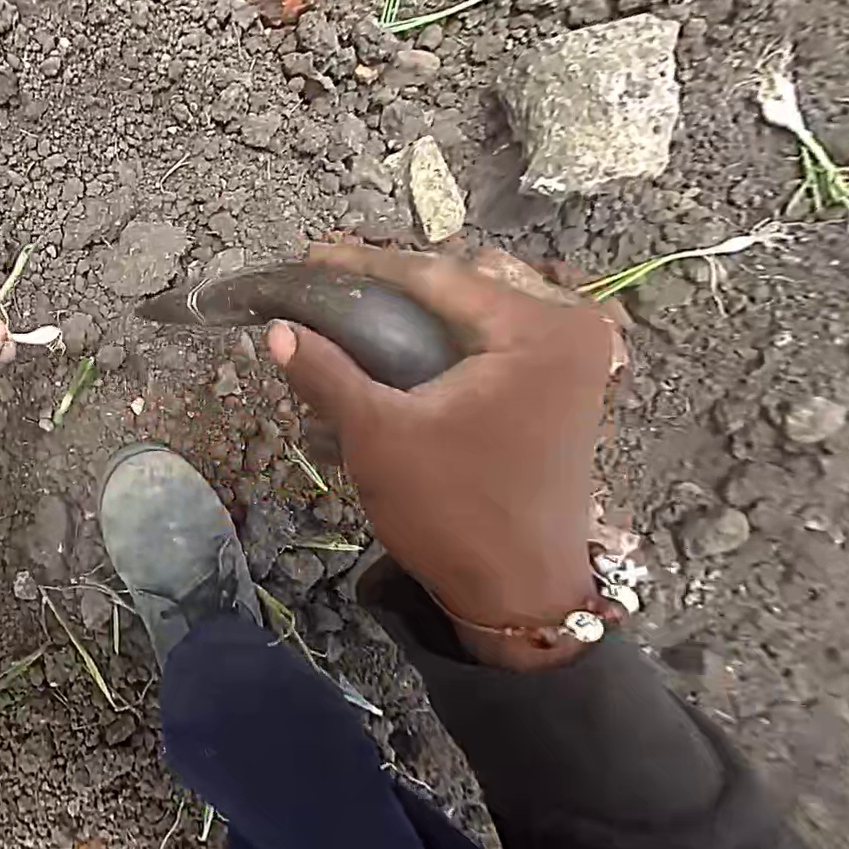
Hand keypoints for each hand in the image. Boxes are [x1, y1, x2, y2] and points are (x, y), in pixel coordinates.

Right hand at [266, 245, 618, 668]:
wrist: (517, 593)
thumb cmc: (451, 510)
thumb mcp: (378, 436)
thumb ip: (327, 373)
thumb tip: (278, 331)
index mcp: (536, 330)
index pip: (434, 276)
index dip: (364, 266)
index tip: (313, 256)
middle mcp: (567, 330)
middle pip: (460, 285)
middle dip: (390, 283)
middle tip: (330, 284)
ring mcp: (570, 360)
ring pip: (477, 307)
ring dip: (418, 306)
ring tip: (360, 308)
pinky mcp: (560, 387)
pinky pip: (493, 337)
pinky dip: (445, 333)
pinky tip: (404, 339)